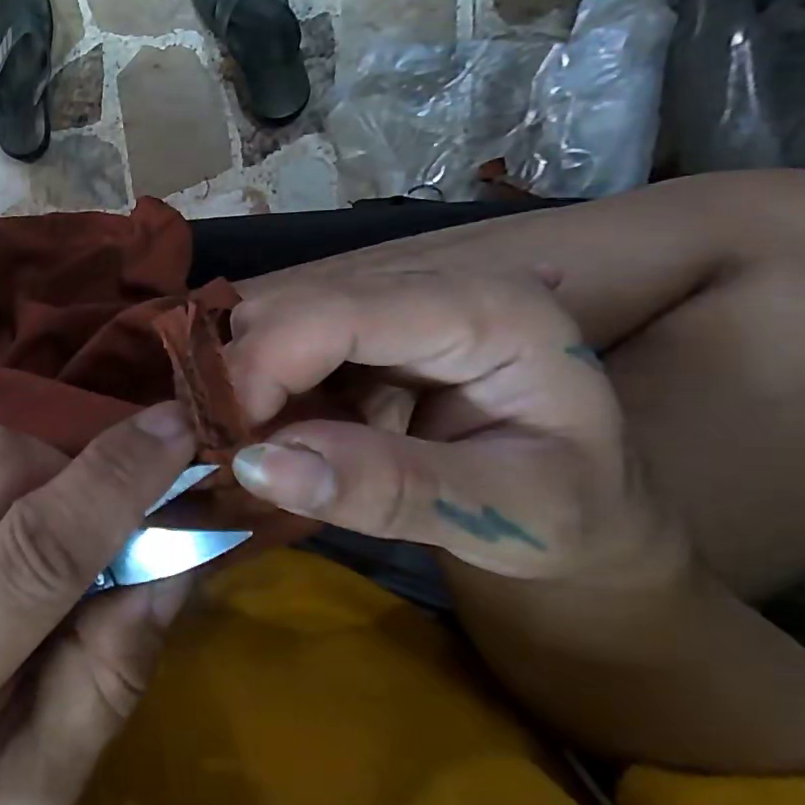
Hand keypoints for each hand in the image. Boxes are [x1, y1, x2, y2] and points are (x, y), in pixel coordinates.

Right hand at [224, 269, 684, 586]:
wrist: (577, 504)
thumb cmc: (566, 512)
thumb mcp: (507, 518)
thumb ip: (391, 491)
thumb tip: (255, 465)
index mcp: (486, 310)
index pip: (334, 313)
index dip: (261, 368)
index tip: (227, 443)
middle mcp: (422, 286)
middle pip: (285, 307)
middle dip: (241, 381)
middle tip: (236, 455)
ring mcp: (379, 303)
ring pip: (264, 322)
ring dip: (241, 389)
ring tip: (260, 451)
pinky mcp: (349, 330)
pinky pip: (269, 346)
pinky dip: (253, 394)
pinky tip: (279, 435)